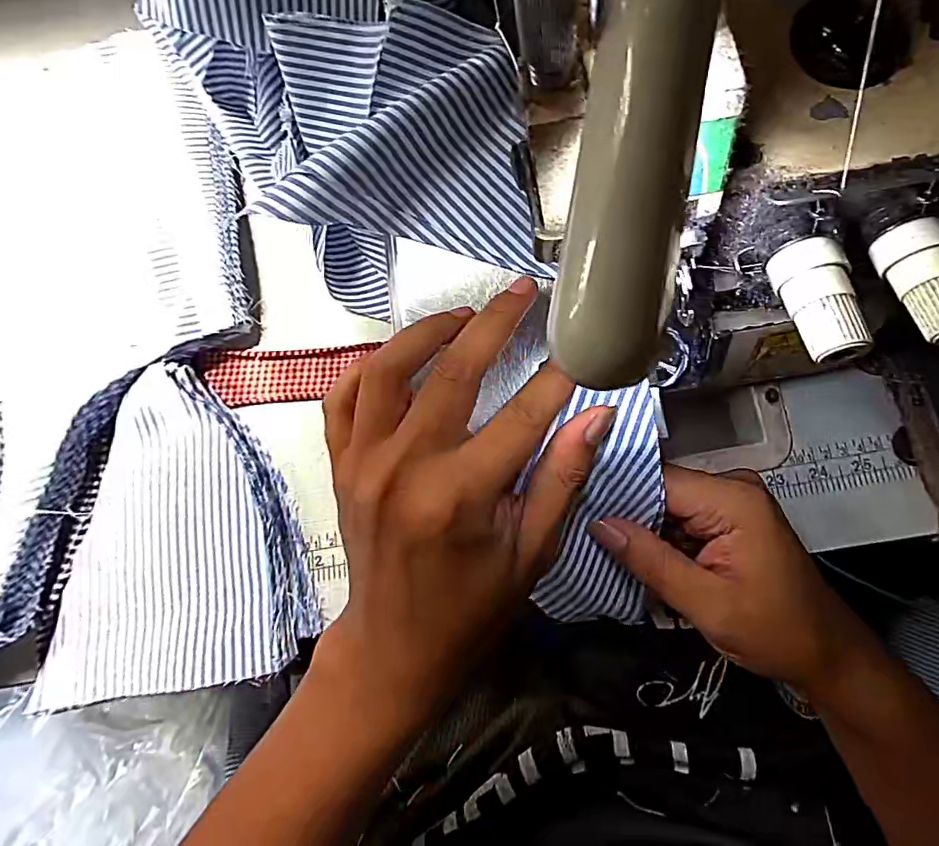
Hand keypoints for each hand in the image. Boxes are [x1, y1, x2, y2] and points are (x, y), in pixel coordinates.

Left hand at [317, 277, 614, 715]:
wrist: (392, 648)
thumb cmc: (471, 607)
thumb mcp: (532, 551)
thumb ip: (563, 477)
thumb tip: (597, 415)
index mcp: (457, 496)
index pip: (521, 416)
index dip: (557, 377)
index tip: (578, 348)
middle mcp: (403, 468)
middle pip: (453, 373)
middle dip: (495, 324)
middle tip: (521, 292)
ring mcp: (363, 462)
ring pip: (389, 370)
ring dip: (428, 331)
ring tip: (466, 315)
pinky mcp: (340, 464)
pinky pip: (345, 396)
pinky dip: (370, 366)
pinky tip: (403, 355)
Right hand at [588, 466, 882, 697]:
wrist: (825, 652)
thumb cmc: (776, 632)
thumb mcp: (707, 604)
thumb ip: (652, 561)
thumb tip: (600, 525)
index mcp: (733, 498)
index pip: (659, 480)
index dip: (617, 495)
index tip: (579, 510)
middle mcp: (733, 486)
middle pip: (662, 489)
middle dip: (629, 516)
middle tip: (589, 539)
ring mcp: (732, 499)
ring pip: (668, 504)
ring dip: (645, 532)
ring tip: (611, 553)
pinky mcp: (730, 516)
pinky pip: (684, 517)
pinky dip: (665, 540)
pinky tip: (644, 560)